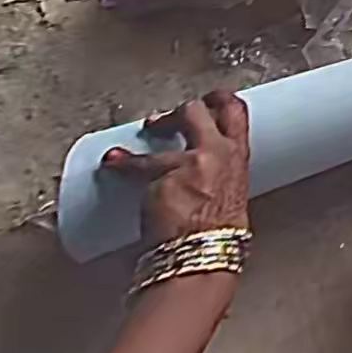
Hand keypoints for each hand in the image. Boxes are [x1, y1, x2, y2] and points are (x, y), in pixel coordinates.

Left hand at [102, 91, 250, 244]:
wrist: (202, 255)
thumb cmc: (219, 234)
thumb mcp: (232, 193)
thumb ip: (220, 174)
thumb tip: (206, 175)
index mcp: (239, 155)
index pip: (236, 112)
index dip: (221, 99)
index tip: (211, 98)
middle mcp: (217, 150)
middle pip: (199, 111)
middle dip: (180, 110)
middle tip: (166, 119)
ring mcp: (189, 161)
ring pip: (166, 133)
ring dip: (150, 132)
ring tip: (132, 143)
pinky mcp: (161, 176)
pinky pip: (138, 164)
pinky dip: (122, 163)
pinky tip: (113, 164)